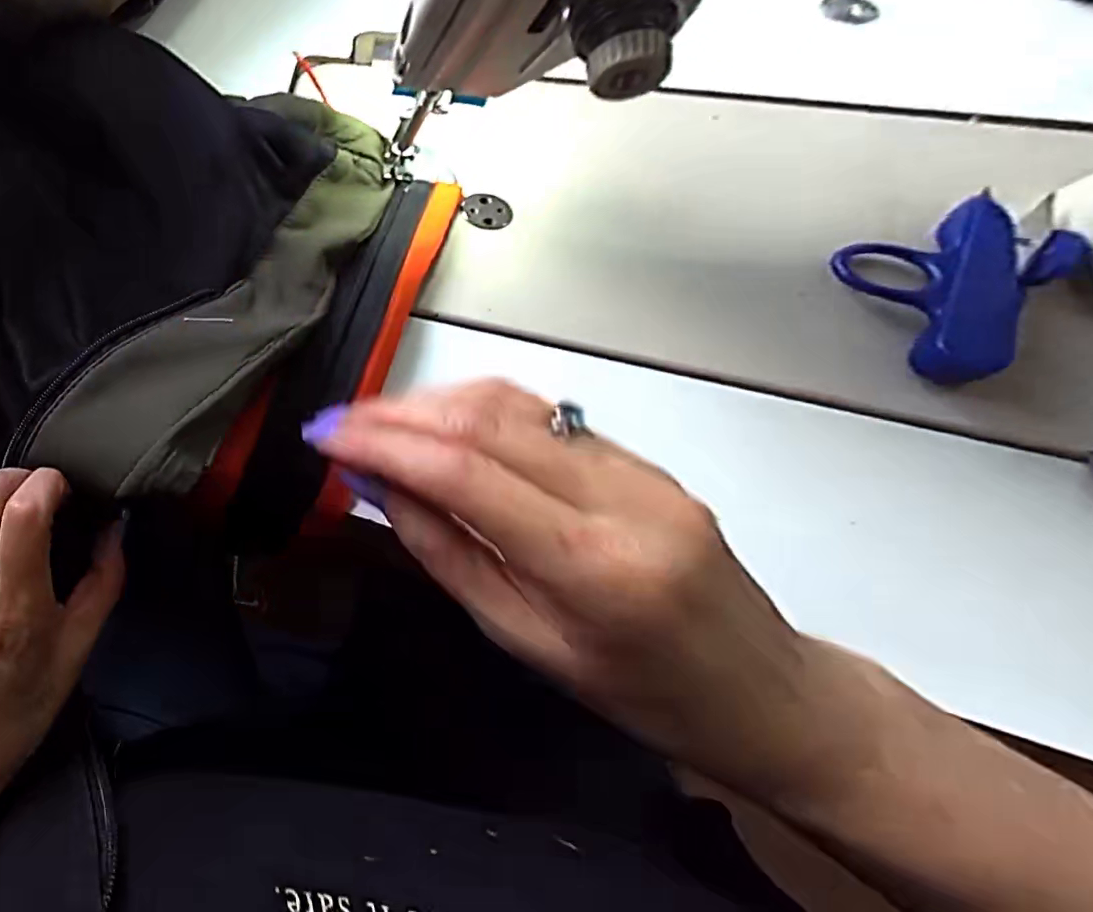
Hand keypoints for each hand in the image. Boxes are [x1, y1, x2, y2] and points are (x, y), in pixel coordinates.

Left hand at [0, 467, 124, 802]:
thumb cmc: (23, 700)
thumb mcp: (79, 646)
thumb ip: (104, 579)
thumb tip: (115, 524)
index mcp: (15, 607)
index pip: (24, 513)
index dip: (49, 484)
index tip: (64, 492)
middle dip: (21, 477)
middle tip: (38, 495)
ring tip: (4, 508)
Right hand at [306, 380, 849, 799]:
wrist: (766, 691)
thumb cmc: (636, 691)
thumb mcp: (521, 638)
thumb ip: (445, 551)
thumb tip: (378, 485)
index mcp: (590, 565)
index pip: (463, 473)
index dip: (383, 444)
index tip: (326, 437)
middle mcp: (619, 495)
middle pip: (483, 421)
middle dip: (394, 413)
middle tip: (336, 422)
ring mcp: (637, 466)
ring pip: (510, 401)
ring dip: (428, 402)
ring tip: (372, 420)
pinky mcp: (639, 454)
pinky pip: (538, 412)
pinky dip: (470, 407)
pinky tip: (433, 421)